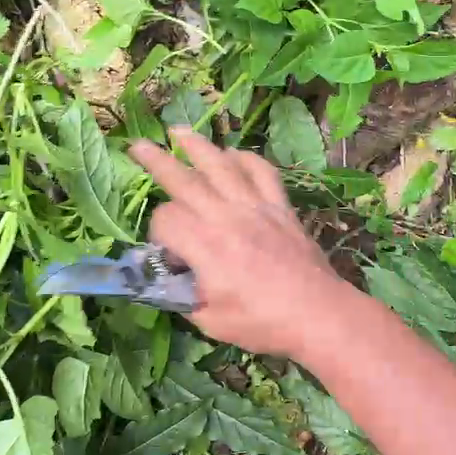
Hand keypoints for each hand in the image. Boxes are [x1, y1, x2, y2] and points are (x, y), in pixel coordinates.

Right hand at [128, 129, 366, 364]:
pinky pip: (262, 171)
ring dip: (197, 145)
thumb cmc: (261, 323)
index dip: (157, 233)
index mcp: (204, 246)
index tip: (168, 255)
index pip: (165, 220)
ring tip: (178, 131)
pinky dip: (245, 158)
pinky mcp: (280, 207)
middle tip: (137, 145)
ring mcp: (255, 207)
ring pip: (221, 164)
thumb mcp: (208, 321)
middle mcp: (225, 217)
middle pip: (183, 178)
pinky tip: (233, 155)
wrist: (318, 314)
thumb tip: (168, 281)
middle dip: (156, 161)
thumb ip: (182, 297)